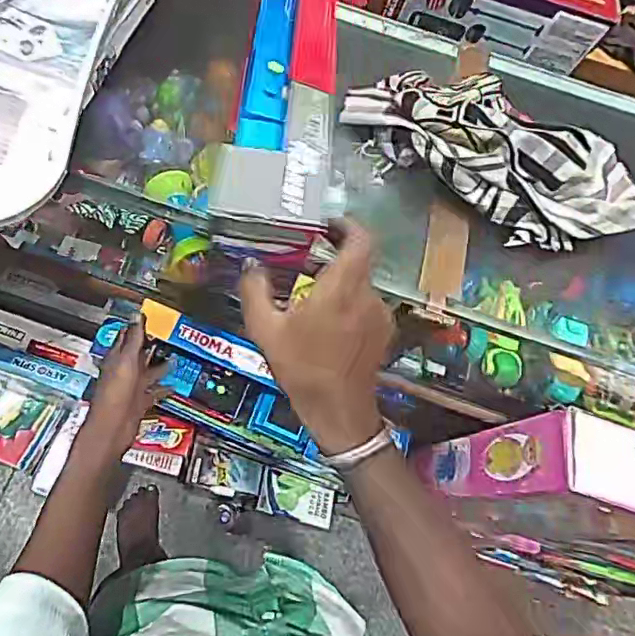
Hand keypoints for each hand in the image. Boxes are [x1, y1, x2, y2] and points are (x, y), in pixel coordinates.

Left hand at [81, 312, 172, 454]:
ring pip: (149, 373)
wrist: (111, 429)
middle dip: (152, 346)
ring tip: (175, 358)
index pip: (127, 336)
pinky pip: (154, 393)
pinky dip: (164, 389)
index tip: (149, 317)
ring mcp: (131, 388)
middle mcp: (124, 372)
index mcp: (118, 359)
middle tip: (166, 336)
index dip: (137, 326)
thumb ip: (134, 339)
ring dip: (161, 366)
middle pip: (140, 354)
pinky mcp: (138, 403)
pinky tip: (173, 386)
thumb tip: (137, 316)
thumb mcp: (127, 362)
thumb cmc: (114, 396)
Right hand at [239, 221, 394, 455]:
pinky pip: (366, 304)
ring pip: (361, 283)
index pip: (360, 239)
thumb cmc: (302, 369)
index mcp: (341, 288)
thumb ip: (254, 291)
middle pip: (357, 260)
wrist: (338, 410)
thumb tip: (251, 267)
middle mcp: (367, 295)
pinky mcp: (383, 331)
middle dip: (333, 257)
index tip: (327, 226)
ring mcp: (379, 314)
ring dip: (340, 283)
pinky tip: (329, 324)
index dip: (346, 225)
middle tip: (307, 263)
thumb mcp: (266, 330)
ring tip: (313, 300)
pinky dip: (349, 304)